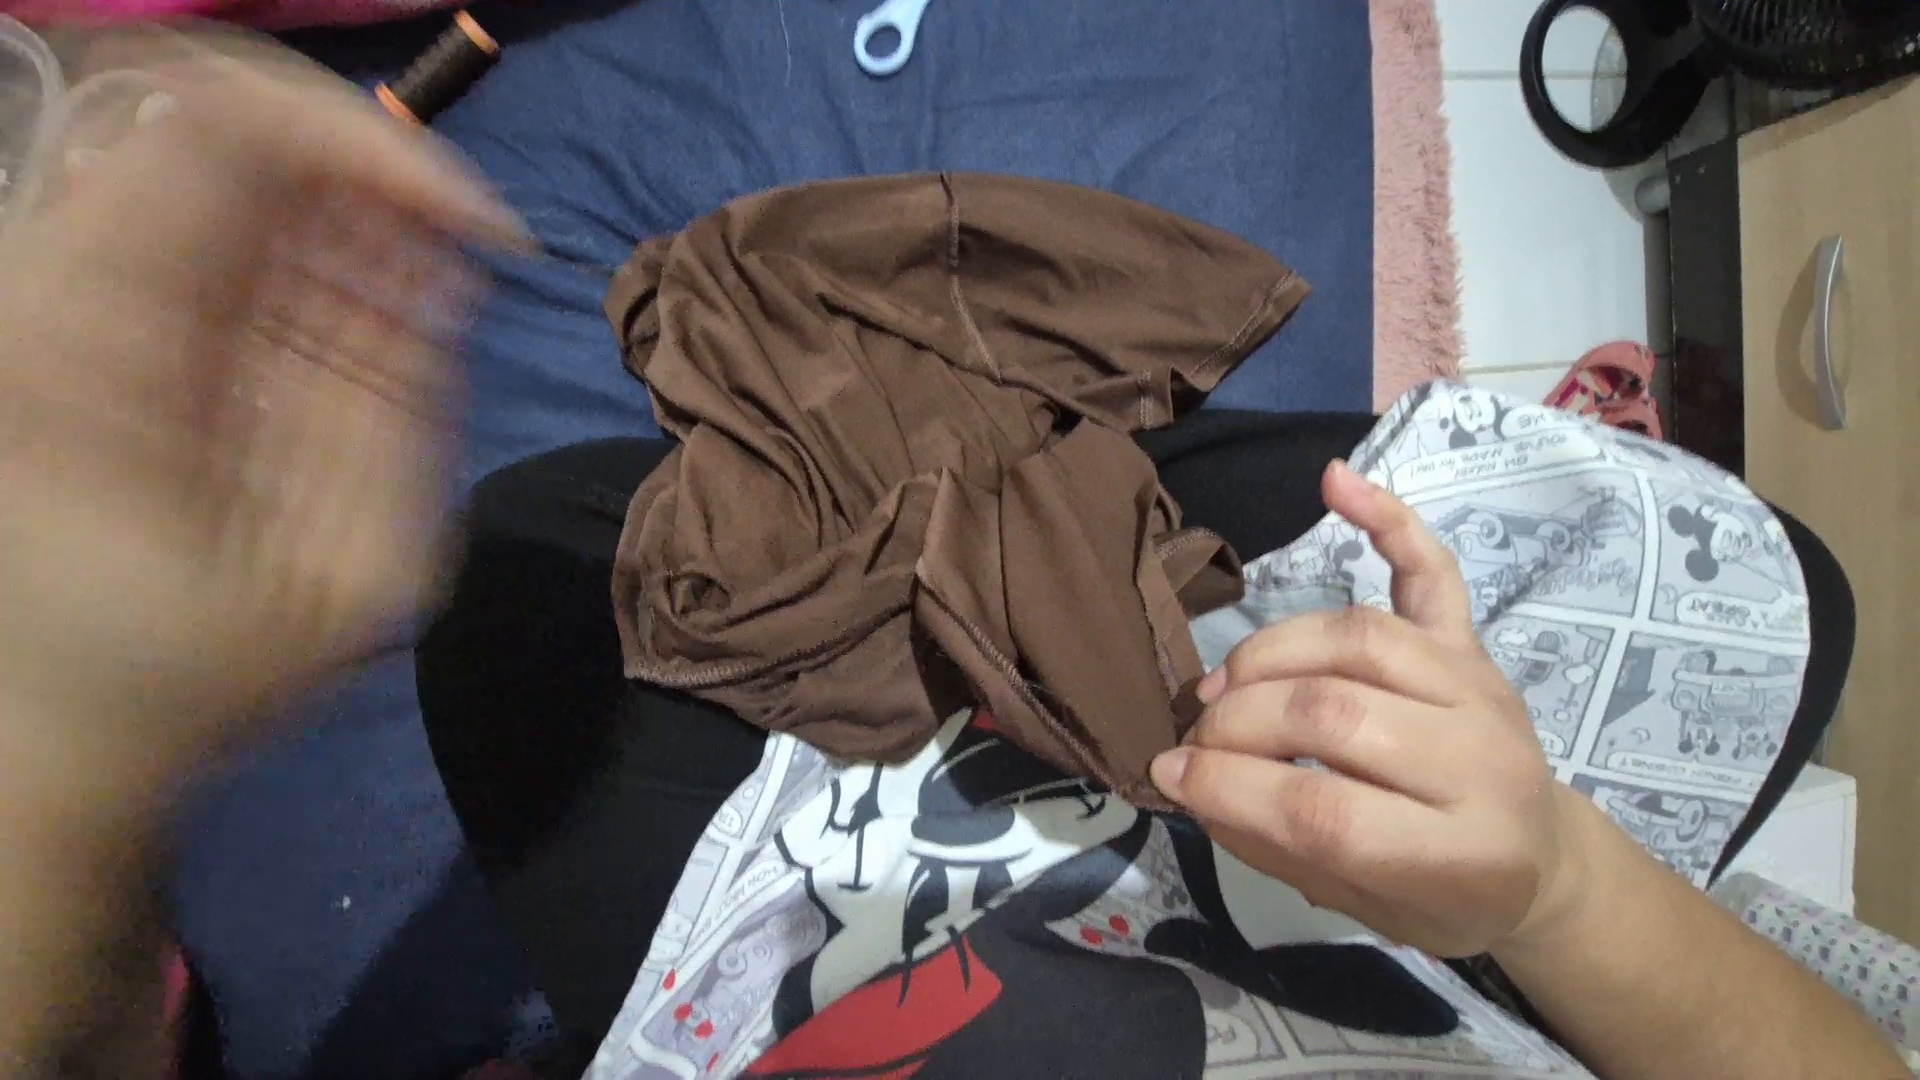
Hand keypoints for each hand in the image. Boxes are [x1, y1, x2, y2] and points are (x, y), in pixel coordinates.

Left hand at [0, 33, 528, 805]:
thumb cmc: (211, 663)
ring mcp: (104, 293)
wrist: (74, 719)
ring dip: (371, 206)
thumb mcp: (355, 564)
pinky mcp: (141, 316)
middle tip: (476, 250)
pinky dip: (341, 242)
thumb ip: (393, 409)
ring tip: (440, 292)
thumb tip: (433, 263)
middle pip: (227, 118)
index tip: (487, 230)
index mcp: (99, 333)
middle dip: (382, 167)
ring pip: (240, 160)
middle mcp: (79, 282)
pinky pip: (245, 226)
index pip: (225, 132)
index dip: (375, 148)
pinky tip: (398, 304)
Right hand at [1150, 460, 1587, 957]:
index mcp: (1461, 850)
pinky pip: (1431, 572)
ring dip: (1266, 653)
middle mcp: (1481, 757)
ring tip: (1222, 685)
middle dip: (1235, 722)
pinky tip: (1335, 481)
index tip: (1168, 774)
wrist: (1544, 868)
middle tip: (1195, 737)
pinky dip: (1386, 520)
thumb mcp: (1358, 909)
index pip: (1321, 810)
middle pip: (1330, 713)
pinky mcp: (1471, 647)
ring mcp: (1479, 687)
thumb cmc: (1444, 899)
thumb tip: (1188, 777)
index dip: (1226, 787)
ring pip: (1355, 637)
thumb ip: (1270, 845)